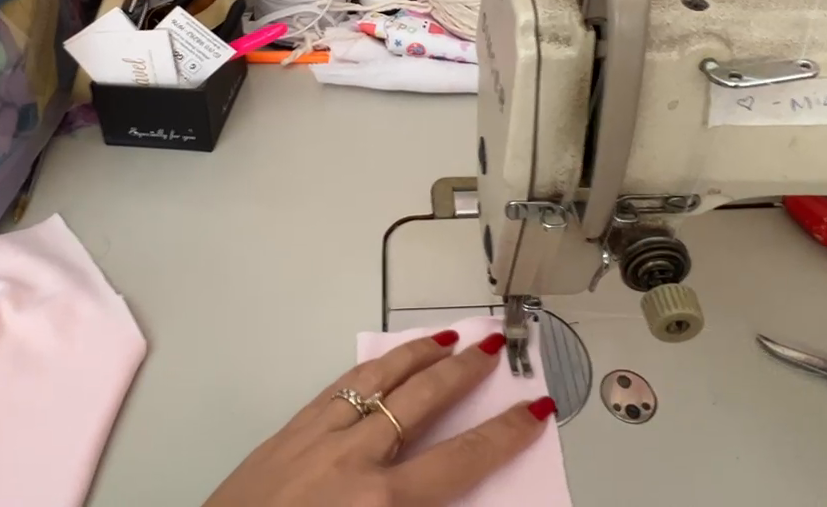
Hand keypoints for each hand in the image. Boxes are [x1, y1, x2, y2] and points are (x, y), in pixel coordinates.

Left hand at [202, 330, 554, 506]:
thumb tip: (451, 494)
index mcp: (380, 503)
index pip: (461, 461)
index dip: (504, 433)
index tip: (533, 409)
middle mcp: (356, 458)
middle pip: (424, 400)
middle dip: (463, 371)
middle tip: (492, 346)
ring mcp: (322, 434)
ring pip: (382, 379)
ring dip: (419, 355)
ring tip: (448, 336)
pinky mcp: (294, 426)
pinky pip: (342, 384)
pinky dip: (372, 367)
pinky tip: (384, 361)